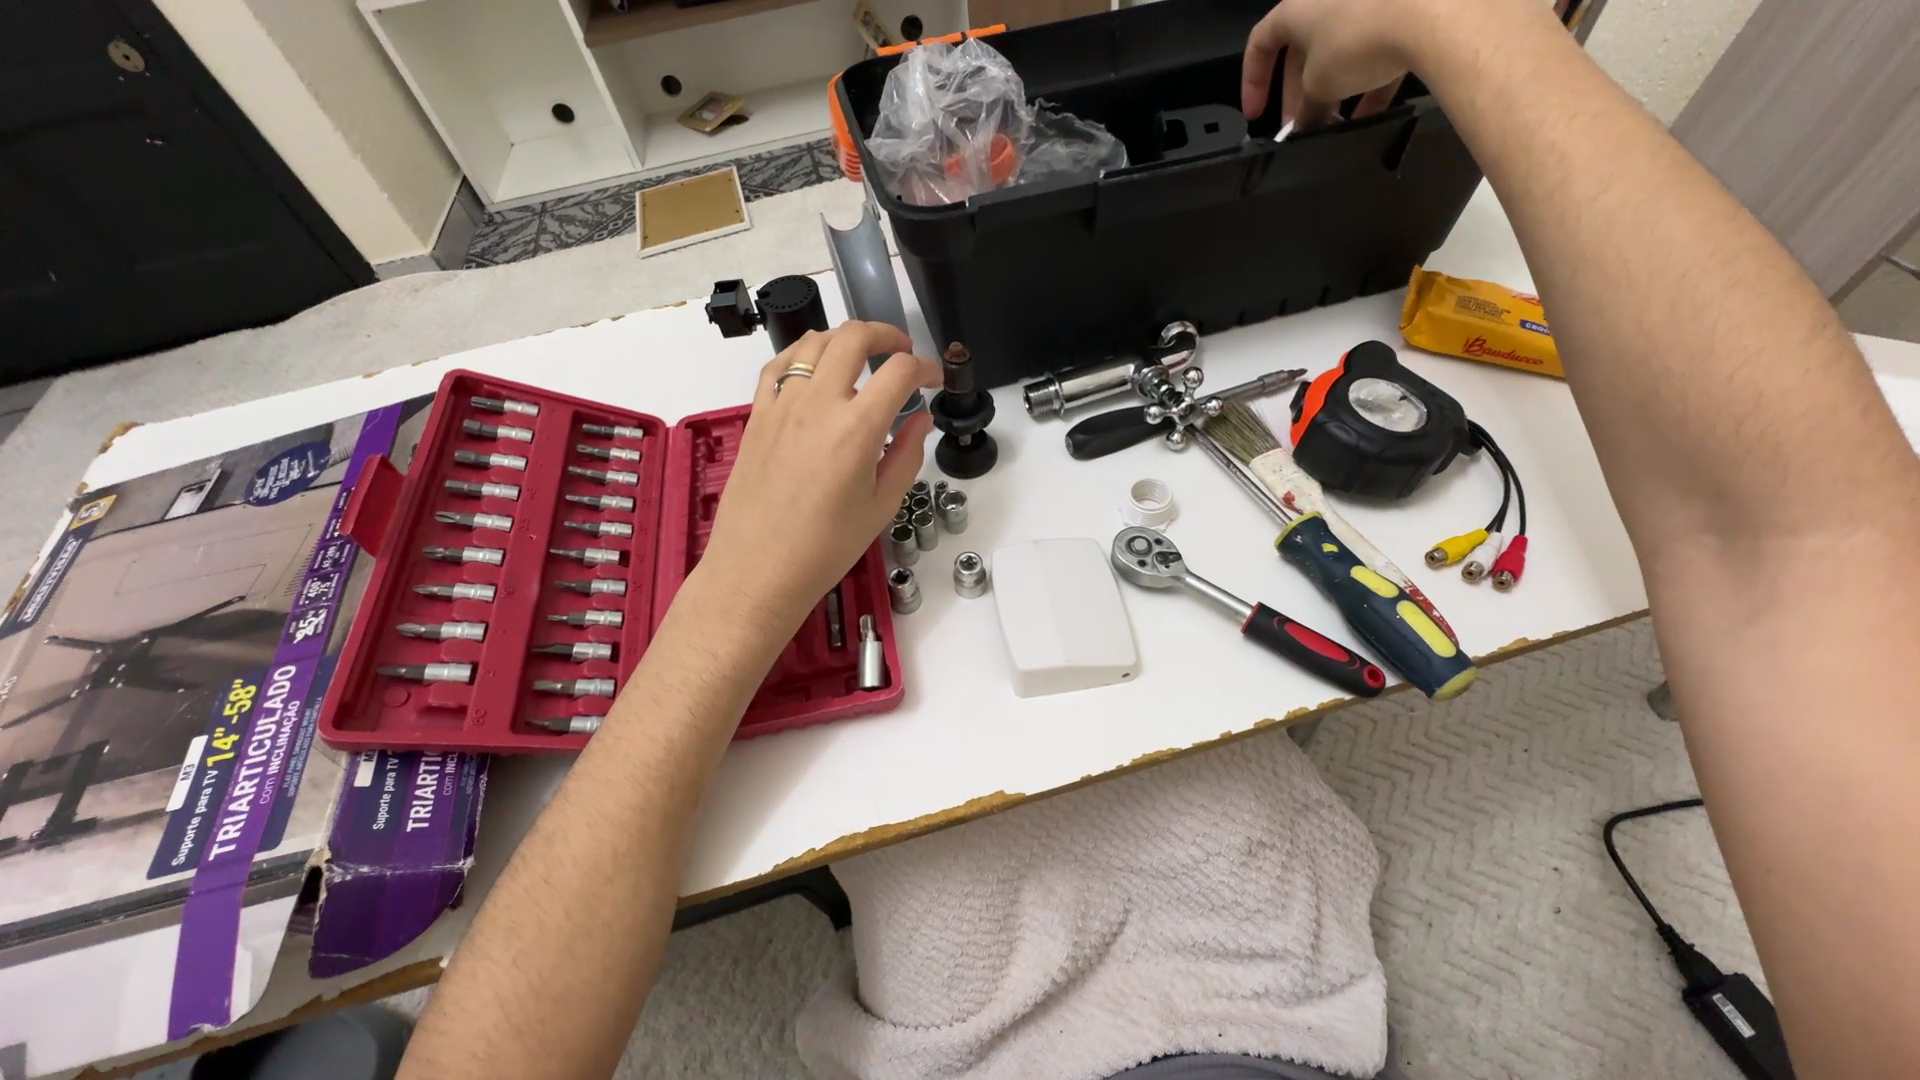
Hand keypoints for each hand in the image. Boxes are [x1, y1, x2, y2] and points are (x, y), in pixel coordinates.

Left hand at [695, 321, 941, 633]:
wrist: (757, 570)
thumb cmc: (823, 549)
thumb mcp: (881, 506)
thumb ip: (907, 454)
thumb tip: (921, 420)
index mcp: (856, 431)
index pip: (899, 372)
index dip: (926, 368)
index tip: (934, 380)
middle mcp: (818, 406)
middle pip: (854, 338)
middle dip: (887, 335)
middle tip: (902, 352)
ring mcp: (782, 406)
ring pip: (814, 342)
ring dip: (844, 339)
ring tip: (861, 356)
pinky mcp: (757, 416)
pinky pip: (779, 365)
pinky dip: (803, 354)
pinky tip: (814, 366)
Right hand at [1241, 0, 1429, 129]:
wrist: (1431, 10)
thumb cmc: (1356, 41)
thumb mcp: (1320, 86)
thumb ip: (1306, 108)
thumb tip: (1304, 124)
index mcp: (1296, 8)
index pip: (1260, 43)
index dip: (1252, 82)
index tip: (1257, 114)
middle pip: (1302, 52)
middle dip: (1300, 95)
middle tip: (1301, 128)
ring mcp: (1365, 3)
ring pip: (1339, 52)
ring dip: (1335, 91)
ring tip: (1336, 125)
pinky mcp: (1399, 11)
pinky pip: (1376, 48)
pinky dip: (1369, 79)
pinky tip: (1371, 113)